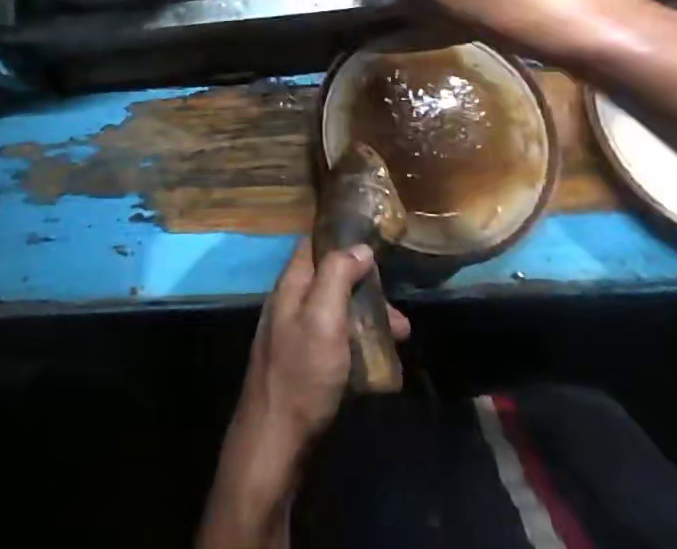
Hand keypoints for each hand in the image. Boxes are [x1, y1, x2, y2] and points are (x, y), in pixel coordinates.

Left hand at [238, 240, 410, 445]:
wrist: (276, 439)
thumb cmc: (302, 373)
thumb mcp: (322, 317)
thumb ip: (336, 276)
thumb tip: (359, 247)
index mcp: (290, 286)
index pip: (311, 244)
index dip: (340, 238)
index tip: (374, 241)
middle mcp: (289, 304)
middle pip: (329, 279)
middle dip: (365, 286)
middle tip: (396, 306)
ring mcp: (295, 334)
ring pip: (336, 311)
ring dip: (367, 316)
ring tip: (401, 334)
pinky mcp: (304, 362)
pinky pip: (334, 339)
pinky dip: (357, 341)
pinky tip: (380, 358)